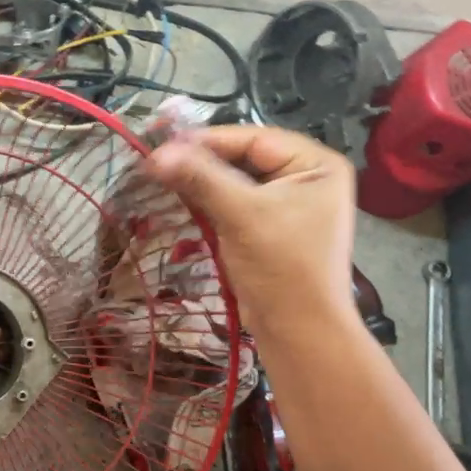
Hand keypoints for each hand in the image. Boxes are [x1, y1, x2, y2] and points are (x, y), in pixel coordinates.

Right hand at [146, 126, 358, 336]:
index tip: (161, 145)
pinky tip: (181, 203)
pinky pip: (234, 207)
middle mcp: (306, 179)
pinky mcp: (269, 232)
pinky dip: (208, 205)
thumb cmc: (281, 268)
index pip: (253, 140)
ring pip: (236, 184)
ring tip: (161, 180)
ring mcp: (287, 207)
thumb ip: (201, 180)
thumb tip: (154, 154)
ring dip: (200, 184)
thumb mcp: (241, 216)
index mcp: (316, 165)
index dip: (207, 141)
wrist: (299, 331)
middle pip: (244, 160)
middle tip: (156, 163)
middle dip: (201, 163)